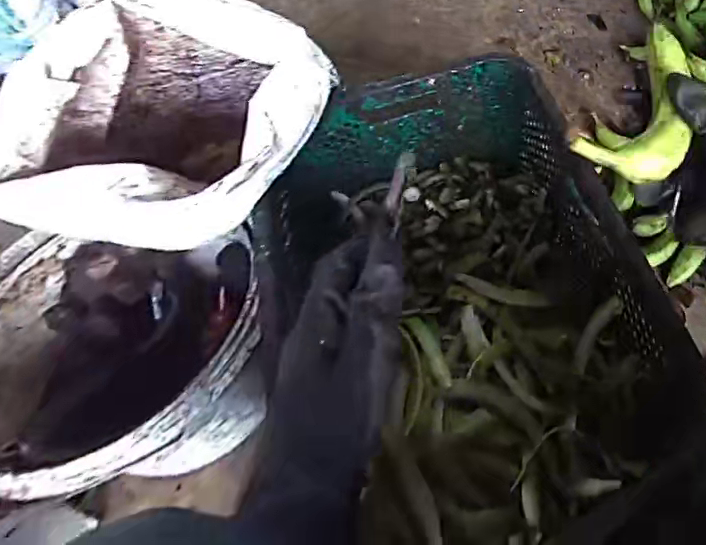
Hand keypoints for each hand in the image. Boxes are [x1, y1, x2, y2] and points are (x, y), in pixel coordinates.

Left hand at [240, 213, 403, 536]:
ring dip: (364, 277)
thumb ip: (374, 307)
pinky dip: (362, 304)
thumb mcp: (365, 360)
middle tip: (401, 238)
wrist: (305, 492)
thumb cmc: (339, 423)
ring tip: (396, 268)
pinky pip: (342, 321)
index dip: (367, 236)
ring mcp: (308, 353)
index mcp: (315, 319)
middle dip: (364, 252)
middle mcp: (306, 329)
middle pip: (334, 277)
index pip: (340, 262)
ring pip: (337, 299)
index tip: (394, 212)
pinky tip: (379, 315)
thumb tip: (387, 251)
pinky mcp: (317, 374)